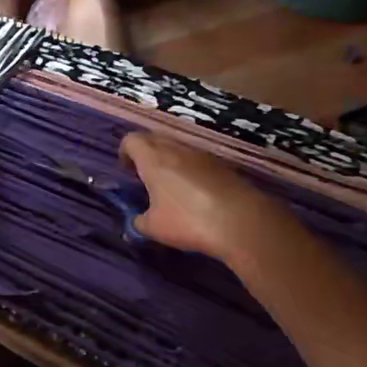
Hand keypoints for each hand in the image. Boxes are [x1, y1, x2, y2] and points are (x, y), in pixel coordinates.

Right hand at [118, 132, 280, 258]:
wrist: (241, 221)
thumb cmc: (188, 220)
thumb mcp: (154, 228)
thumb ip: (139, 221)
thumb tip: (137, 220)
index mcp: (153, 159)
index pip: (131, 140)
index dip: (125, 152)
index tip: (126, 170)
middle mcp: (176, 149)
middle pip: (154, 139)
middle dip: (146, 153)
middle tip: (145, 176)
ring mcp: (202, 155)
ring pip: (177, 148)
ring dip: (169, 160)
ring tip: (170, 186)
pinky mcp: (222, 164)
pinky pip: (196, 160)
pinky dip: (189, 169)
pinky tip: (194, 193)